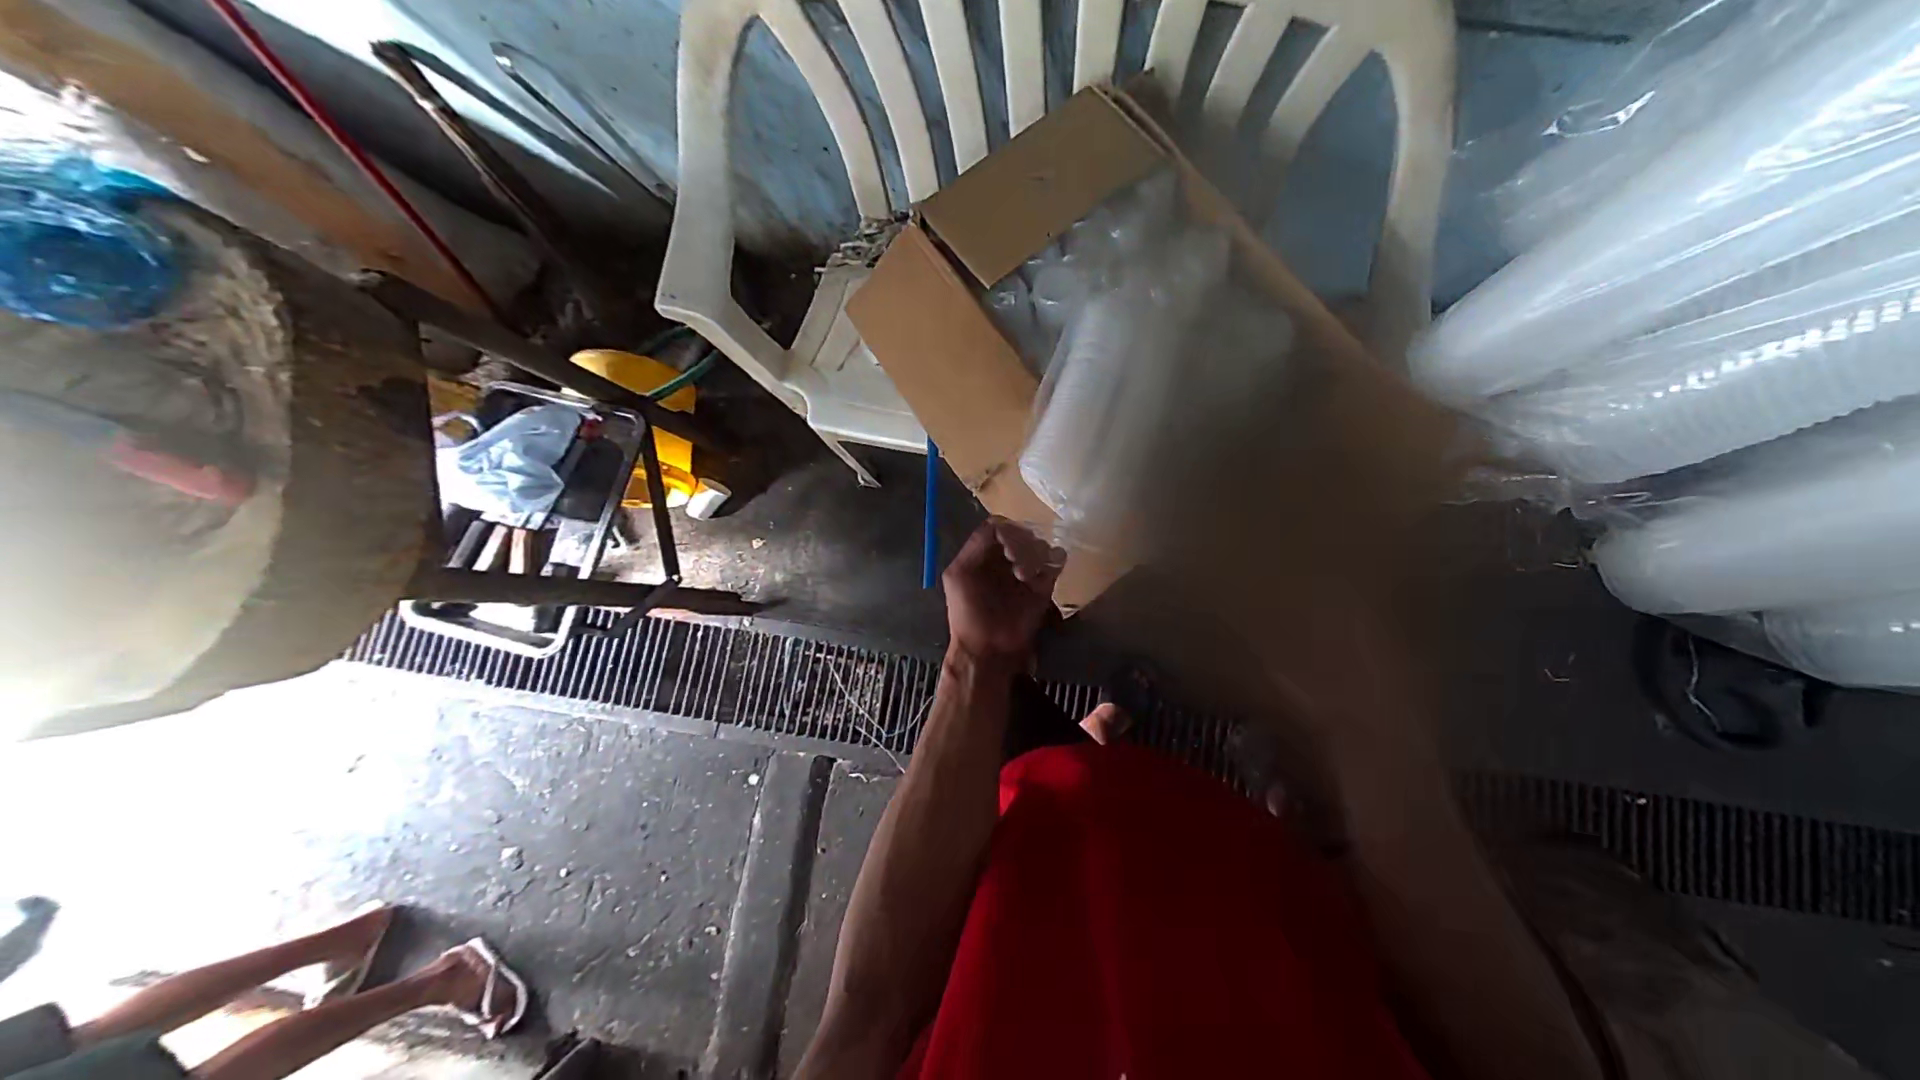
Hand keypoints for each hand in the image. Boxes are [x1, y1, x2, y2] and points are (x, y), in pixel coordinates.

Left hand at [942, 517, 1065, 662]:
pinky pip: (1056, 561)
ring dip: (1035, 556)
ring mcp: (1026, 572)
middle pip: (1022, 533)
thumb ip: (976, 545)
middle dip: (1023, 545)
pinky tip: (1041, 578)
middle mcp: (1005, 559)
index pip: (1000, 526)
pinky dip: (1054, 561)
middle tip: (1018, 569)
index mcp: (983, 555)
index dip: (1007, 531)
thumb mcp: (959, 574)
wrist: (989, 651)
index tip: (1009, 550)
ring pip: (1040, 545)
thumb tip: (1002, 527)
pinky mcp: (1043, 586)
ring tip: (1025, 579)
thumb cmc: (969, 614)